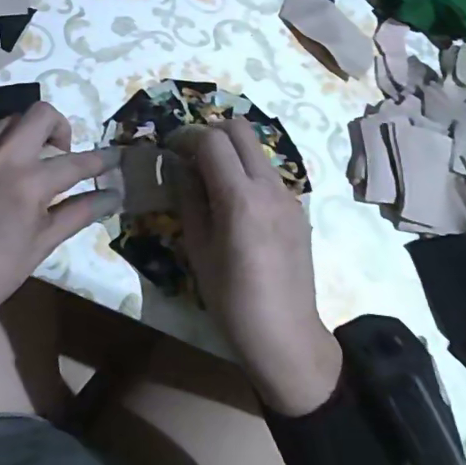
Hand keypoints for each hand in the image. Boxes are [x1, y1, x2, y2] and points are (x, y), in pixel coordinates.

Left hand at [0, 103, 117, 356]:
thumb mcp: (42, 243)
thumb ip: (78, 212)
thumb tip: (113, 195)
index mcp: (30, 182)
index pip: (76, 162)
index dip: (100, 160)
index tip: (112, 157)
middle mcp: (2, 156)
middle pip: (41, 114)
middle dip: (59, 127)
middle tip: (59, 150)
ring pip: (6, 120)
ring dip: (22, 136)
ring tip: (20, 160)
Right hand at [172, 119, 342, 415]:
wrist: (286, 335)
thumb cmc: (231, 299)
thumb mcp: (198, 249)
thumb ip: (188, 198)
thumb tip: (178, 166)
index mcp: (240, 198)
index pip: (211, 140)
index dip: (185, 136)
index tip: (168, 148)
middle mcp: (269, 186)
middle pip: (239, 129)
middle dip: (209, 132)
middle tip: (188, 155)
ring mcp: (288, 195)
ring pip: (255, 149)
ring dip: (229, 150)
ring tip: (208, 178)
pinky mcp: (297, 207)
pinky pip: (267, 173)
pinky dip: (245, 171)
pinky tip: (232, 202)